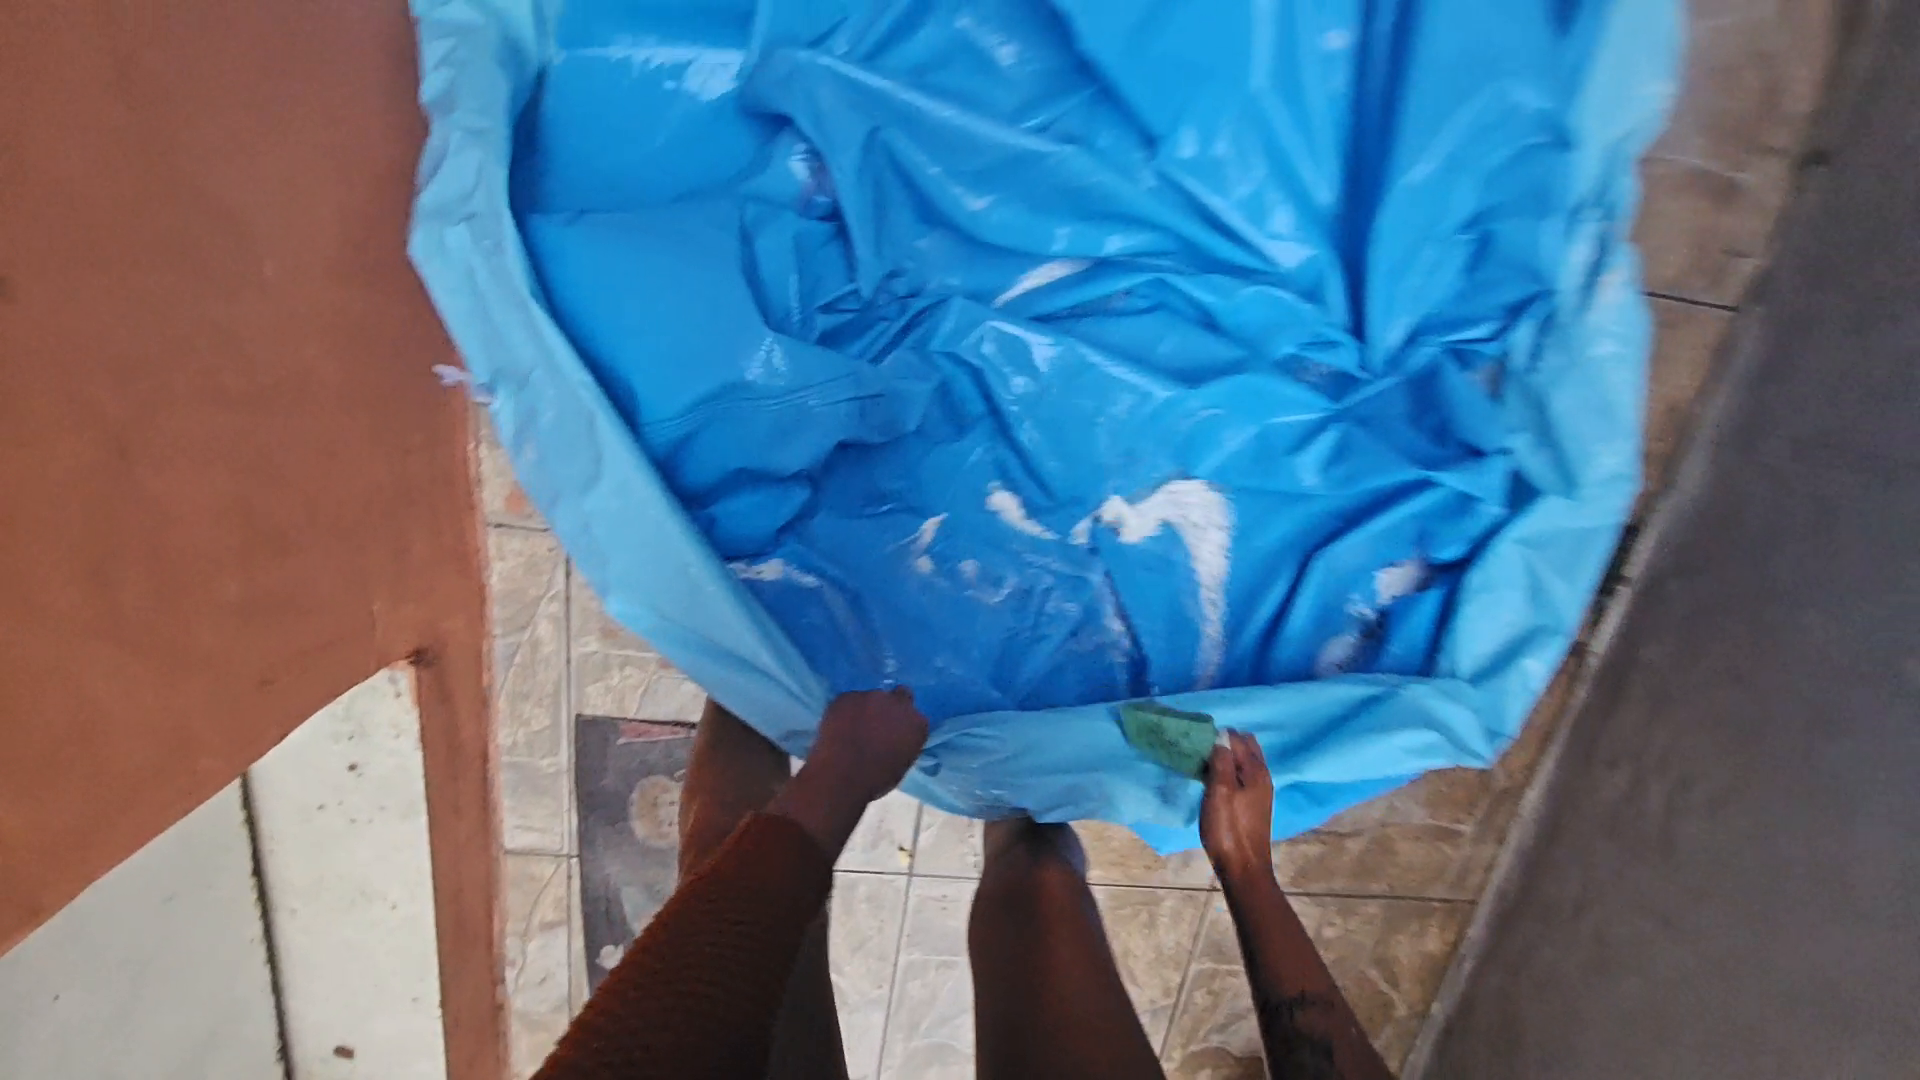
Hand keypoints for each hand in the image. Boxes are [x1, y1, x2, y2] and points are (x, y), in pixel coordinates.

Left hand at [805, 687, 928, 804]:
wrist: (841, 776)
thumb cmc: (875, 779)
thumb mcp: (902, 763)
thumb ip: (903, 742)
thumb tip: (895, 738)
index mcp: (917, 723)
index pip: (915, 716)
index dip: (904, 724)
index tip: (895, 734)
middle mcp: (898, 703)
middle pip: (898, 696)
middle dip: (890, 707)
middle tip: (876, 724)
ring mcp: (871, 696)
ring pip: (871, 698)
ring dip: (866, 709)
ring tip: (853, 728)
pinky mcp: (847, 696)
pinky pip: (849, 700)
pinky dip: (846, 710)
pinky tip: (838, 726)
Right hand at [1200, 730, 1275, 885]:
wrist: (1242, 868)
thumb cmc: (1228, 828)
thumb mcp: (1219, 791)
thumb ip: (1222, 760)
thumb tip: (1221, 735)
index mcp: (1256, 771)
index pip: (1238, 738)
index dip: (1218, 735)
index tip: (1196, 738)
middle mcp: (1262, 777)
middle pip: (1245, 747)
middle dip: (1224, 742)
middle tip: (1199, 748)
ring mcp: (1259, 791)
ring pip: (1242, 762)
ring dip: (1224, 757)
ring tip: (1201, 760)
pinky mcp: (1252, 803)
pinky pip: (1240, 775)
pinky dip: (1227, 771)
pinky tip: (1211, 778)